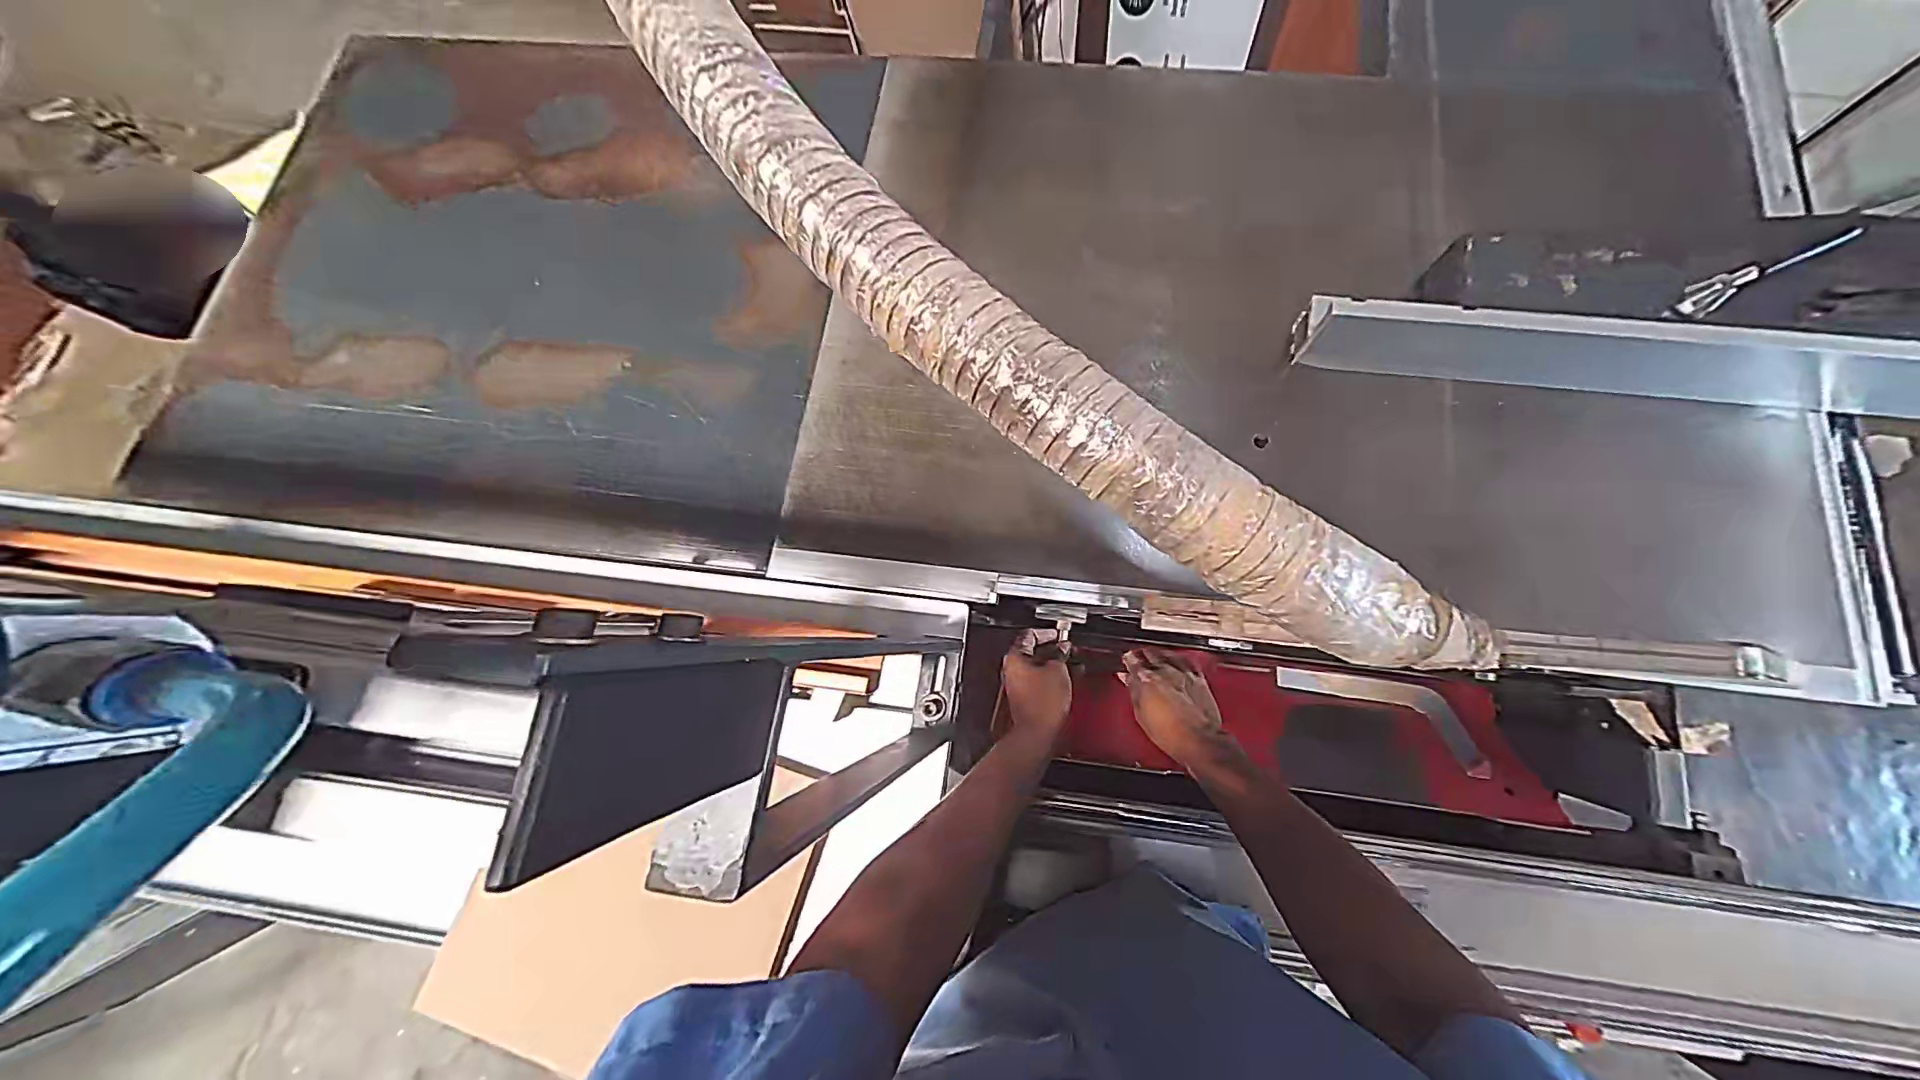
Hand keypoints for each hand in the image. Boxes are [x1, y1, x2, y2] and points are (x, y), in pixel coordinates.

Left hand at [1002, 629, 1071, 732]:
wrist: (1037, 731)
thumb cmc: (1042, 704)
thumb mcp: (1058, 670)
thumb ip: (1060, 654)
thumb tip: (1062, 649)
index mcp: (1015, 658)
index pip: (1029, 635)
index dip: (1046, 633)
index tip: (1058, 634)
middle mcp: (1012, 670)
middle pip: (1031, 651)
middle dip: (1051, 649)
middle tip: (1066, 649)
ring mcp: (1017, 684)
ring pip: (1036, 667)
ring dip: (1052, 663)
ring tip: (1069, 663)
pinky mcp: (1025, 697)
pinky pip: (1038, 680)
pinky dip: (1050, 677)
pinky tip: (1064, 679)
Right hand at [1122, 648, 1246, 775]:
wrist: (1198, 740)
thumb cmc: (1171, 733)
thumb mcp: (1141, 714)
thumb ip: (1134, 692)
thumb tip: (1128, 680)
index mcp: (1147, 680)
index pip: (1134, 662)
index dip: (1129, 659)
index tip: (1127, 659)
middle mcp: (1165, 672)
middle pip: (1150, 654)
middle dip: (1142, 654)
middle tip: (1138, 656)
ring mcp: (1183, 674)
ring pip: (1168, 654)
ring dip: (1159, 654)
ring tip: (1155, 655)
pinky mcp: (1198, 678)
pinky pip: (1187, 661)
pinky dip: (1179, 658)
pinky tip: (1177, 659)